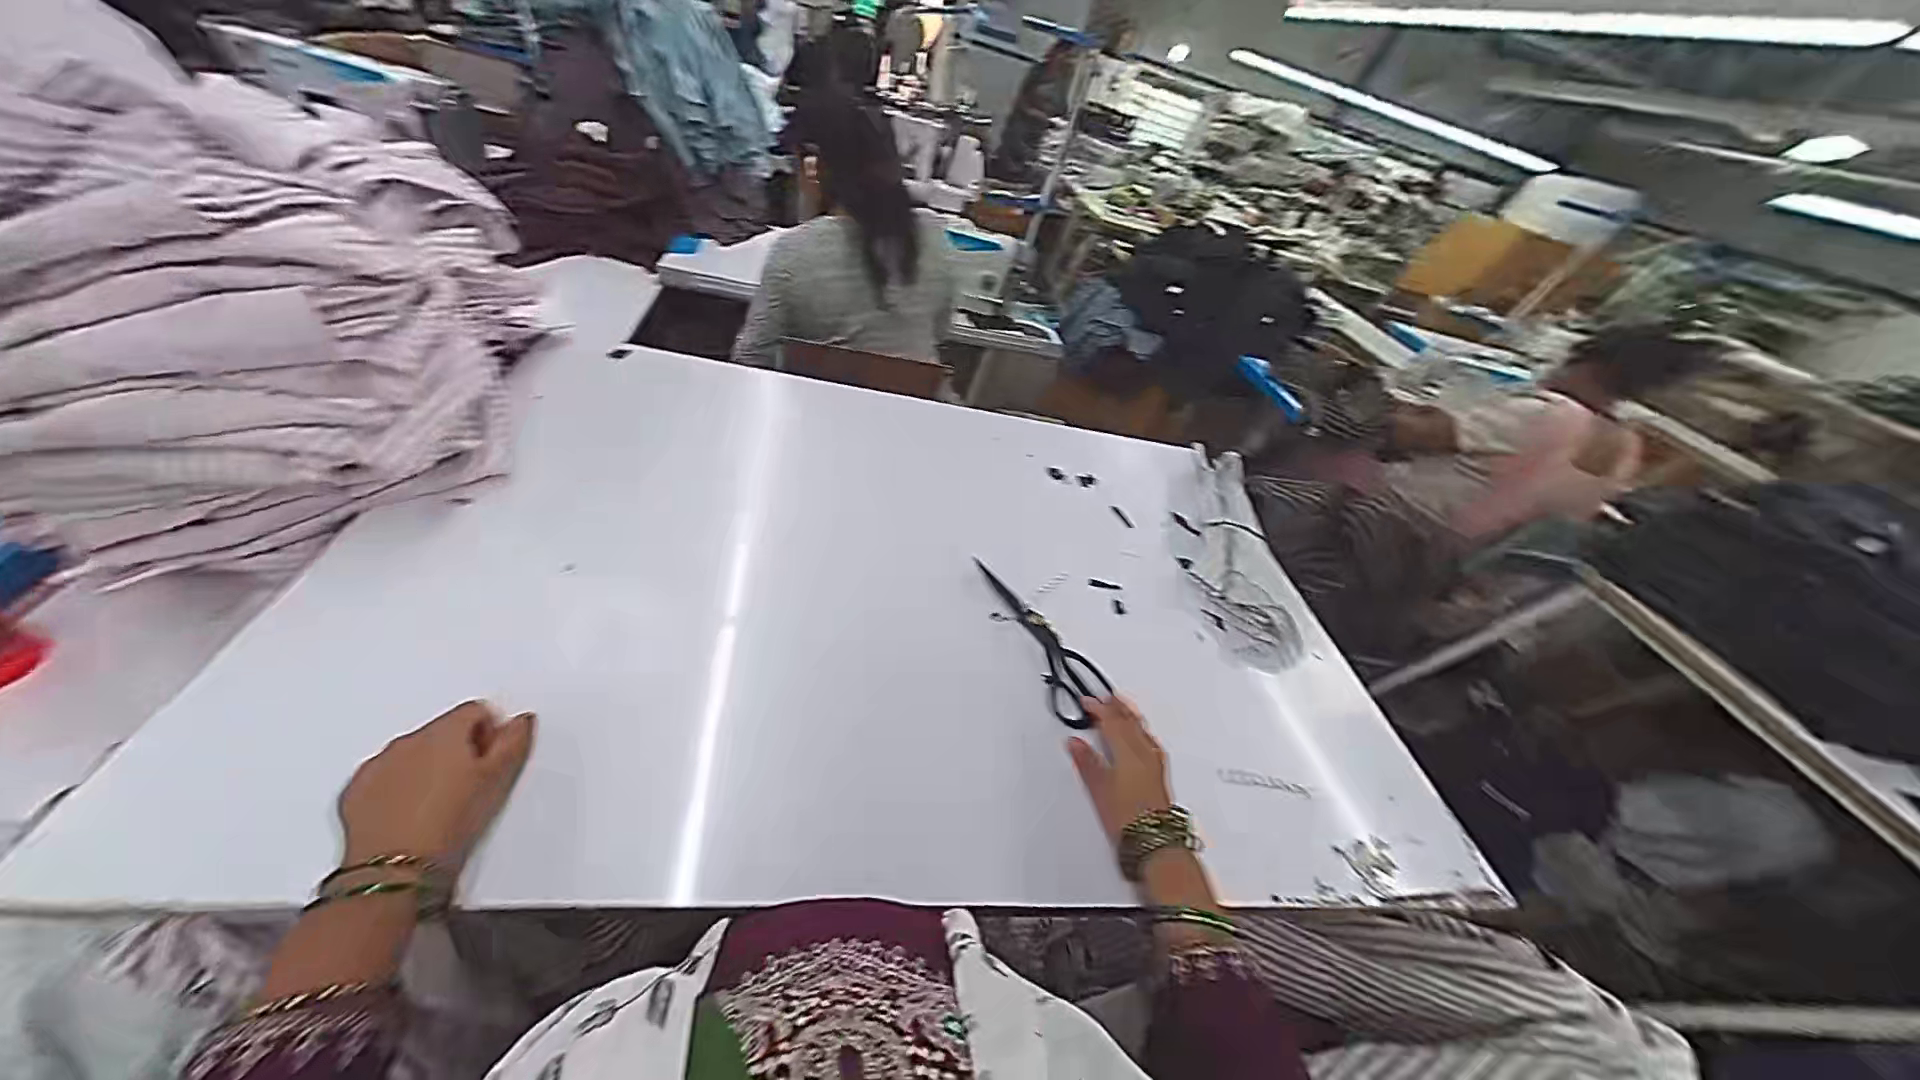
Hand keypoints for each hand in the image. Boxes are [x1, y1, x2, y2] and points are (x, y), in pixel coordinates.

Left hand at [339, 700, 534, 870]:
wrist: (397, 870)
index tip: (492, 758)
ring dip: (429, 766)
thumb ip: (514, 740)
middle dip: (460, 749)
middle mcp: (407, 741)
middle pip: (444, 729)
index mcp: (444, 732)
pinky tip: (413, 810)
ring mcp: (377, 766)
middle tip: (472, 783)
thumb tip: (519, 721)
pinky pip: (385, 775)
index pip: (476, 710)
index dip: (491, 732)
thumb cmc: (450, 823)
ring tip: (442, 801)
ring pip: (413, 752)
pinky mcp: (355, 792)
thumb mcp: (499, 778)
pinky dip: (400, 786)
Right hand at [1066, 696, 1172, 848]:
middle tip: (1105, 695)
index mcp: (1128, 752)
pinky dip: (1140, 730)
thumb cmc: (1129, 820)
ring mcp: (1155, 763)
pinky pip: (1149, 741)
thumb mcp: (1098, 790)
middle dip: (1116, 706)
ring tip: (1121, 707)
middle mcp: (1145, 753)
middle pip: (1130, 721)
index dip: (1098, 708)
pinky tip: (1139, 735)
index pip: (1111, 721)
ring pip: (1141, 729)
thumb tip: (1076, 743)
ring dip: (1129, 715)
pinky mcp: (1160, 774)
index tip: (1087, 701)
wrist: (1156, 844)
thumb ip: (1086, 762)